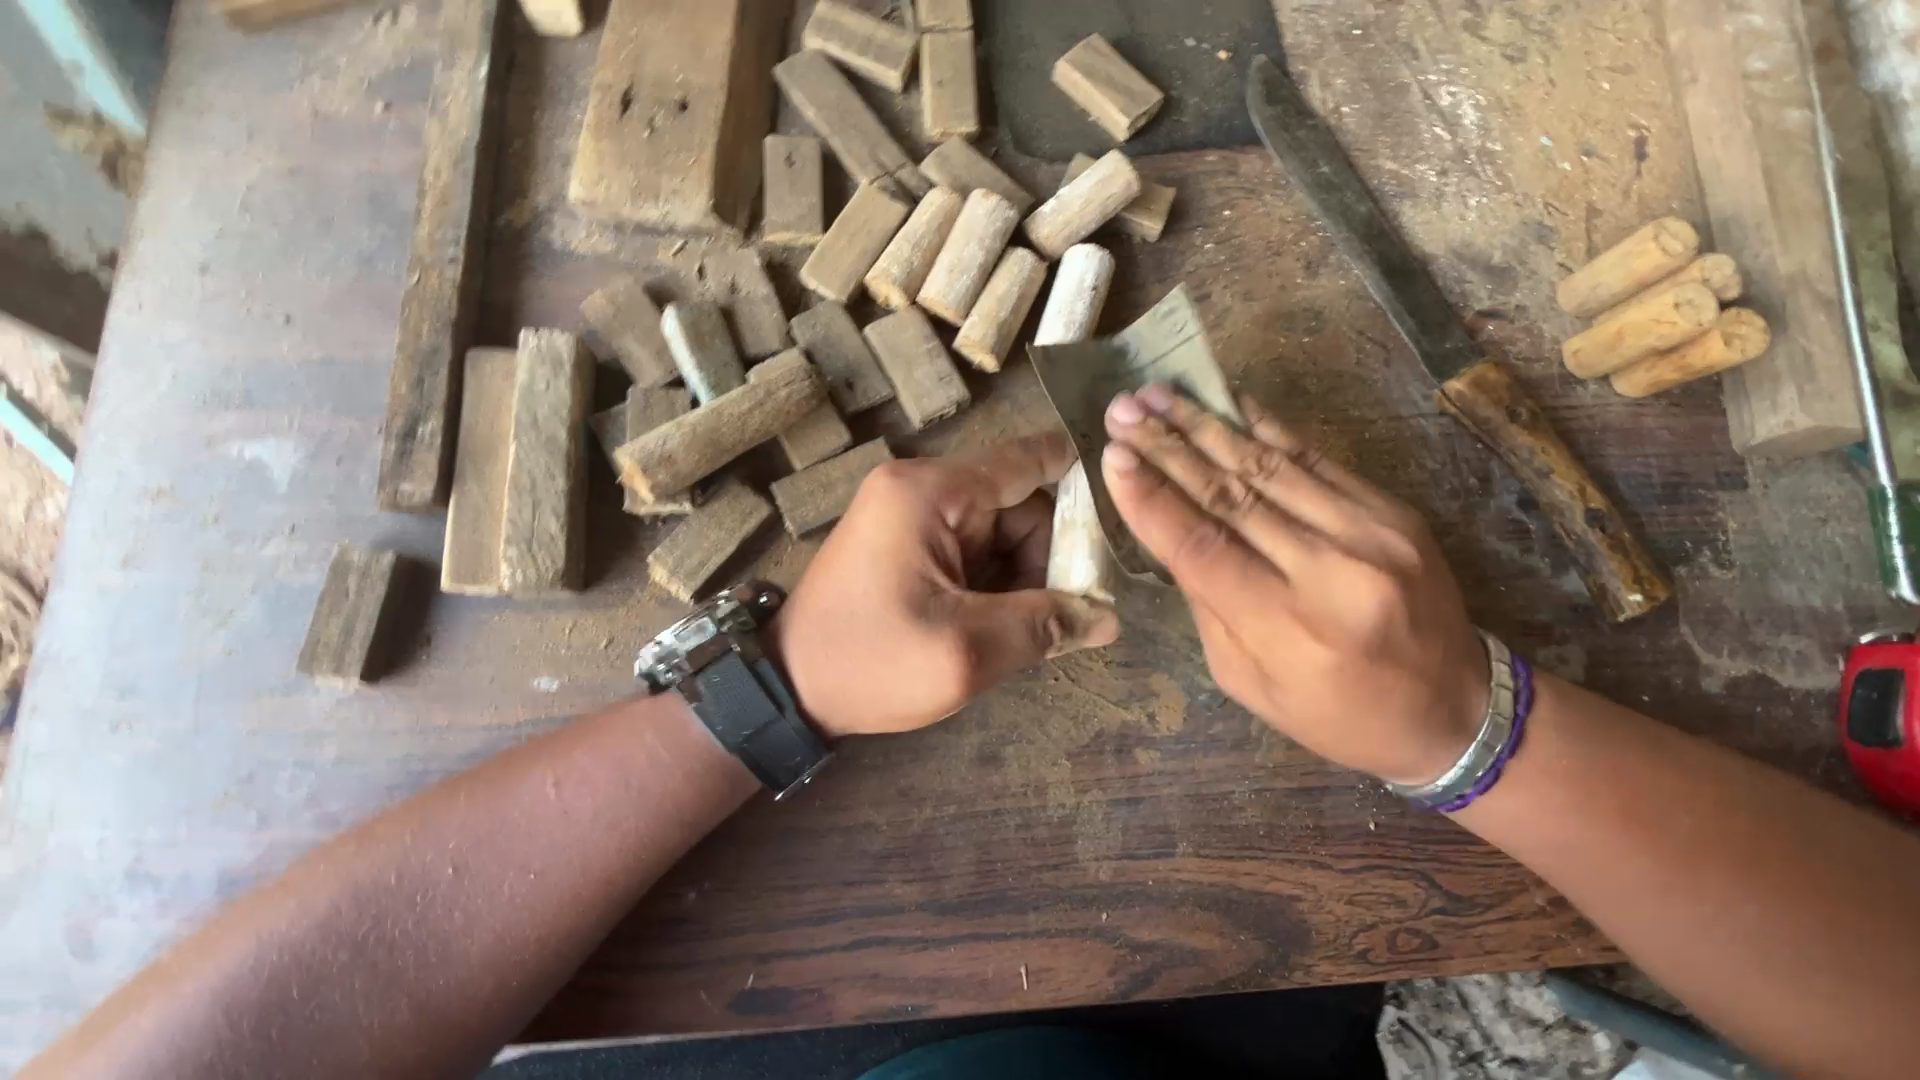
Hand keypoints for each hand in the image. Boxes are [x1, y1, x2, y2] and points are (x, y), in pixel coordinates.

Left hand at [771, 433, 1120, 737]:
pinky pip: (972, 551)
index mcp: (930, 493)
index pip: (1026, 460)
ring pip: (999, 532)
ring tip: (1034, 629)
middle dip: (1050, 555)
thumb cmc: (870, 663)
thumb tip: (1109, 619)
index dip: (1080, 478)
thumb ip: (1044, 626)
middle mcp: (919, 490)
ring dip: (1023, 576)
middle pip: (1017, 504)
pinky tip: (1004, 624)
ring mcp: (909, 517)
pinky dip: (995, 583)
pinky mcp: (906, 546)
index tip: (1126, 500)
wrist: (787, 689)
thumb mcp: (965, 652)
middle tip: (1075, 611)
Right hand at [1101, 385, 1486, 784]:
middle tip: (1123, 410)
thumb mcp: (1248, 681)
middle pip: (1231, 494)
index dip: (1152, 499)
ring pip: (1269, 465)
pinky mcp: (1392, 509)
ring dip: (1207, 424)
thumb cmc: (1335, 714)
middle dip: (1168, 447)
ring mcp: (1371, 531)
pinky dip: (1265, 426)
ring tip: (1160, 394)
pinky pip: (1315, 457)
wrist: (1455, 709)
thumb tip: (1172, 531)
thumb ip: (1209, 606)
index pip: (1203, 546)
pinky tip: (1226, 399)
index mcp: (1290, 626)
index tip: (1113, 456)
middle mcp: (1333, 569)